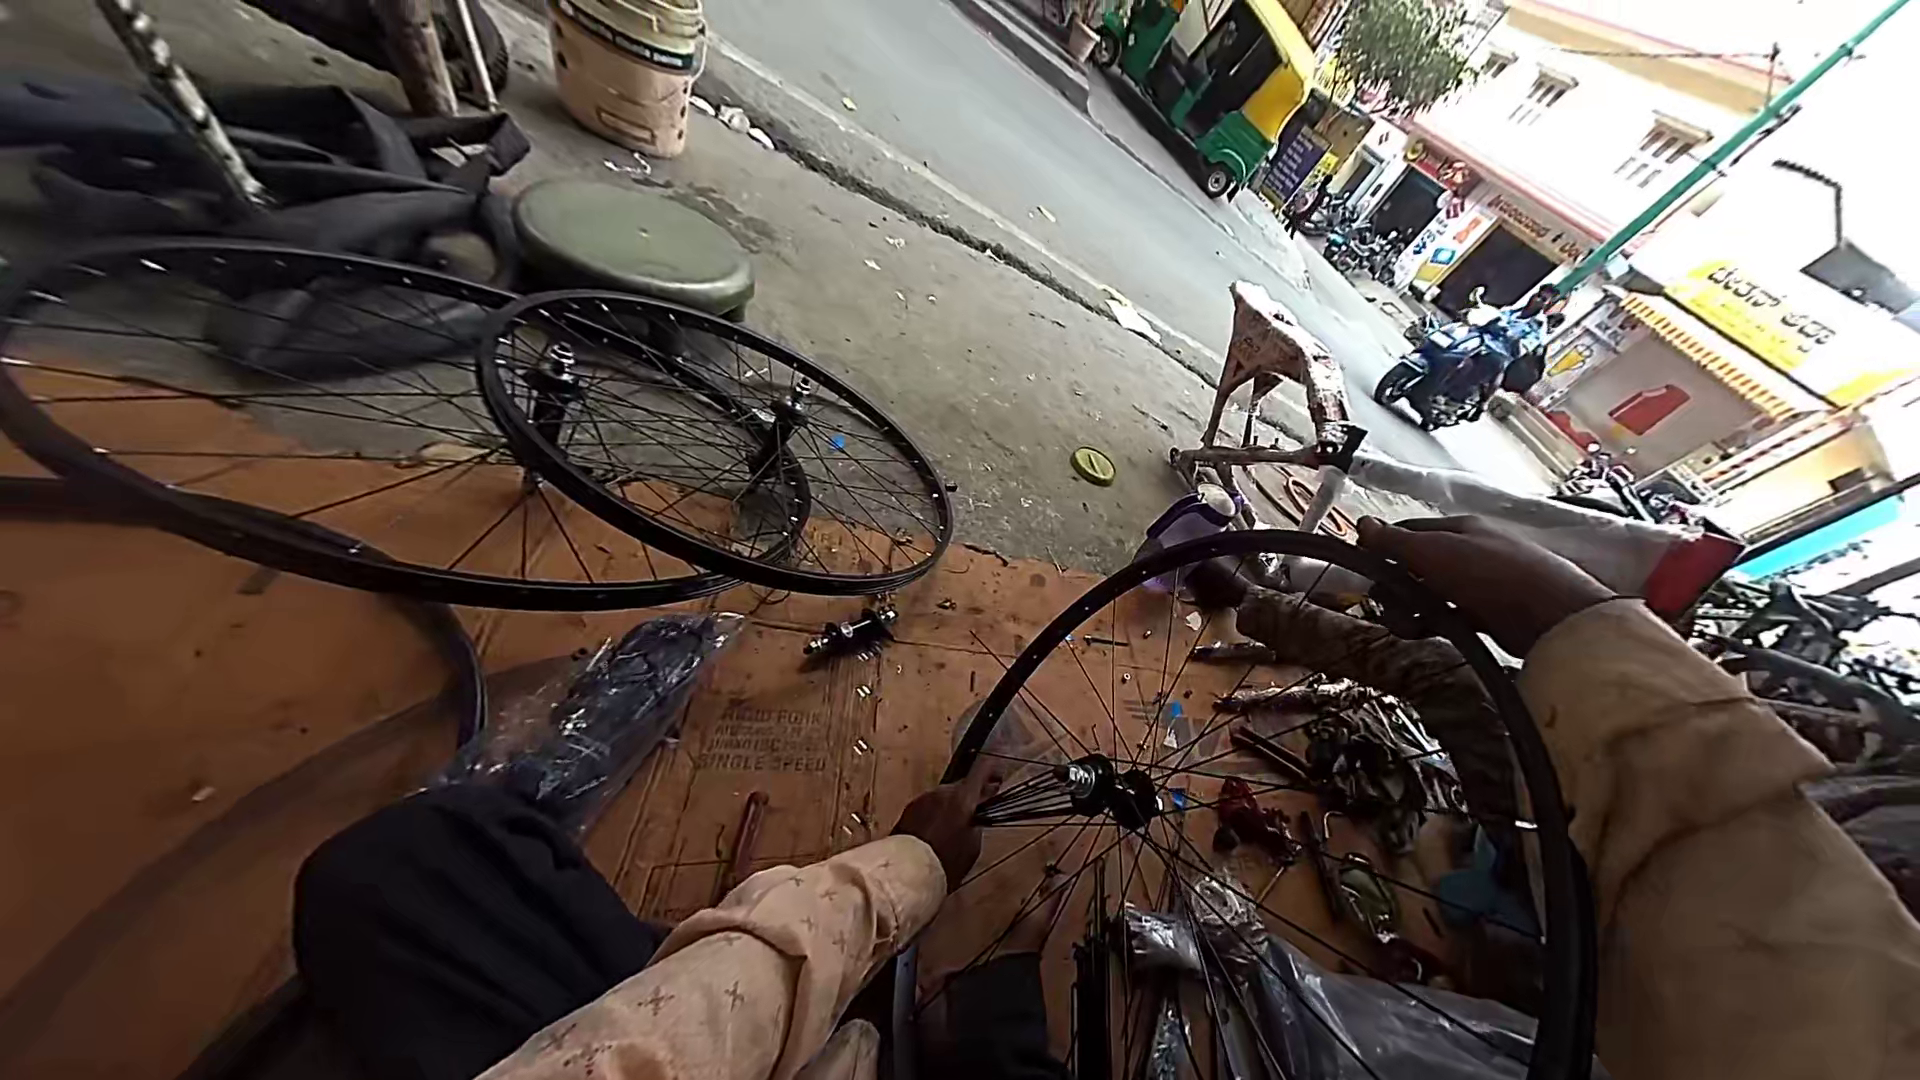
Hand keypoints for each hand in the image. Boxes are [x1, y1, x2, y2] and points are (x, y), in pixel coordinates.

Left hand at [893, 771, 998, 889]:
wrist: (907, 871)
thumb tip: (975, 815)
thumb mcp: (972, 846)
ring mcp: (924, 798)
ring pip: (944, 795)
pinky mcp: (910, 807)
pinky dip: (936, 812)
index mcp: (962, 798)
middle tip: (977, 808)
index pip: (981, 771)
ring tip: (954, 825)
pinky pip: (929, 804)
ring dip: (951, 804)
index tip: (998, 772)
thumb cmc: (946, 862)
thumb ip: (976, 824)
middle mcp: (942, 791)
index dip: (992, 769)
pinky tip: (936, 830)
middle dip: (970, 794)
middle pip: (961, 785)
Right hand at [1358, 515, 1613, 655]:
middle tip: (1386, 602)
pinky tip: (1424, 632)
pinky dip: (1429, 623)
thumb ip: (1393, 540)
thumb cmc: (1489, 575)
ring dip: (1407, 609)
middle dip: (1393, 586)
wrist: (1554, 619)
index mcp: (1458, 529)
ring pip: (1425, 593)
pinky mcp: (1486, 614)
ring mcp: (1478, 584)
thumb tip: (1360, 523)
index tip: (1363, 568)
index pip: (1406, 531)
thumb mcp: (1432, 552)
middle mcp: (1468, 552)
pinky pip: (1444, 615)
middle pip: (1412, 566)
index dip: (1381, 548)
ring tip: (1406, 624)